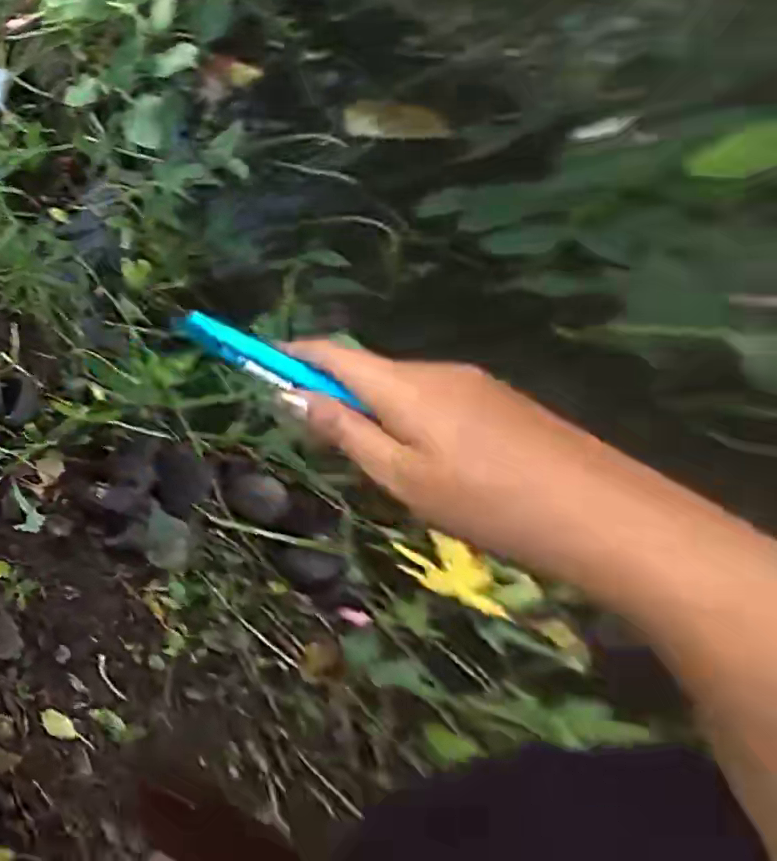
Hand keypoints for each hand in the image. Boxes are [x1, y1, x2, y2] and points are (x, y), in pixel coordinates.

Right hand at [282, 340, 700, 582]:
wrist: (627, 527)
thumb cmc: (490, 503)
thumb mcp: (398, 476)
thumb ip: (342, 430)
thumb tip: (292, 395)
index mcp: (402, 385)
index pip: (327, 352)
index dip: (286, 353)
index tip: (253, 359)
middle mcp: (436, 372)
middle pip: (361, 368)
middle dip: (327, 389)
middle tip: (317, 437)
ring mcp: (475, 385)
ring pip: (397, 385)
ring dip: (369, 407)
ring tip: (381, 463)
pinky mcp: (504, 403)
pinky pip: (432, 397)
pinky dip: (405, 415)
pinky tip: (430, 461)